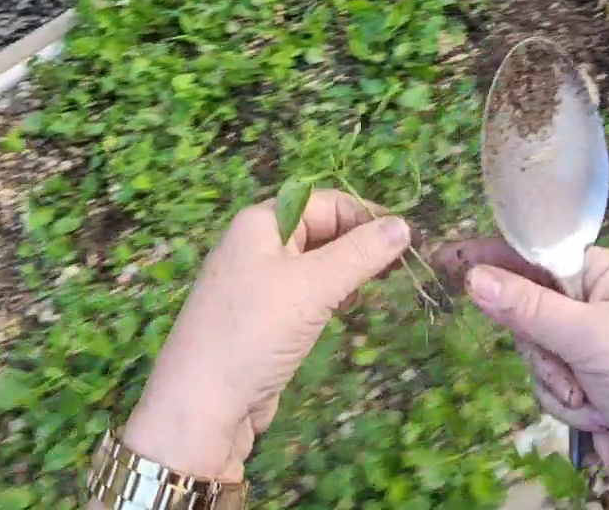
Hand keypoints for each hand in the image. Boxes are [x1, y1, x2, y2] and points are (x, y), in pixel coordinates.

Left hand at [121, 190, 410, 482]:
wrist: (202, 406)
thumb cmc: (256, 330)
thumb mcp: (314, 286)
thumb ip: (361, 253)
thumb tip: (403, 225)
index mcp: (262, 221)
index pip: (324, 202)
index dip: (365, 215)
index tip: (406, 238)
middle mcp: (257, 242)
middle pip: (319, 228)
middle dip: (359, 242)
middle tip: (400, 266)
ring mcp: (257, 280)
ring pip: (314, 261)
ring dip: (347, 268)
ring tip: (380, 285)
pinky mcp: (262, 315)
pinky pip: (304, 290)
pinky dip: (330, 293)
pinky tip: (347, 306)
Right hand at [435, 239, 608, 509]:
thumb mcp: (593, 337)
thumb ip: (529, 308)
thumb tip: (471, 277)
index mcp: (601, 274)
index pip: (535, 252)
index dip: (494, 256)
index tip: (449, 257)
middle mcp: (588, 304)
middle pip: (523, 304)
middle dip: (540, 342)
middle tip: (563, 360)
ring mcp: (581, 346)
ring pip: (527, 347)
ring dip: (554, 377)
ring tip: (591, 394)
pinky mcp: (577, 385)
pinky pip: (539, 381)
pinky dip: (561, 401)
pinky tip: (596, 414)